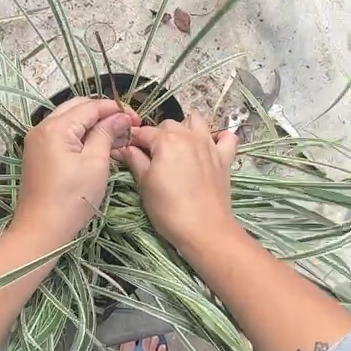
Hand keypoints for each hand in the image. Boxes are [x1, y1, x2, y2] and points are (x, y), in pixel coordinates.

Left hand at [11, 97, 138, 248]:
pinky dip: (81, 135)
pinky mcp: (38, 153)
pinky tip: (99, 145)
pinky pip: (62, 134)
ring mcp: (37, 140)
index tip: (137, 118)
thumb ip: (107, 134)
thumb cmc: (72, 199)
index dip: (115, 109)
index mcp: (55, 127)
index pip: (90, 106)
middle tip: (127, 125)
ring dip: (93, 124)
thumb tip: (121, 117)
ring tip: (117, 137)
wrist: (41, 231)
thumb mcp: (95, 164)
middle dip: (103, 113)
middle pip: (78, 107)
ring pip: (70, 120)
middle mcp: (42, 127)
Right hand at [119, 113, 241, 255]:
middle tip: (152, 156)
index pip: (144, 132)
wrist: (204, 230)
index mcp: (166, 141)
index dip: (133, 140)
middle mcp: (188, 136)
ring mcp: (209, 145)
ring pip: (196, 120)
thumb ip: (135, 160)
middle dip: (158, 135)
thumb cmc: (168, 209)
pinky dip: (219, 137)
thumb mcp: (144, 184)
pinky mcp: (224, 158)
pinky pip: (226, 137)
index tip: (127, 151)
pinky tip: (210, 147)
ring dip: (185, 127)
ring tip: (179, 146)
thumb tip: (124, 147)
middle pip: (168, 124)